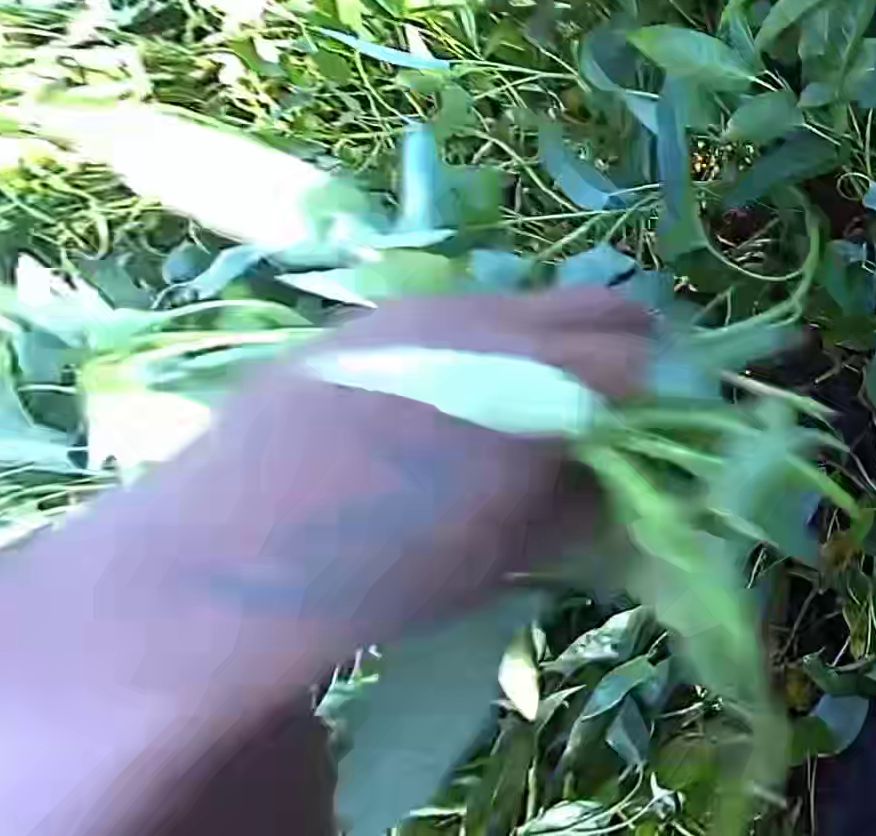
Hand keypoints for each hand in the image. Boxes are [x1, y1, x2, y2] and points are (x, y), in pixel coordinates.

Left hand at [130, 288, 651, 640]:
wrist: (209, 573)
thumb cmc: (391, 570)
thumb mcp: (518, 545)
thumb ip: (592, 497)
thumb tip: (634, 474)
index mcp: (536, 386)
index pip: (639, 360)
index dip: (666, 387)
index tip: (666, 417)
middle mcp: (491, 325)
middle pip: (601, 307)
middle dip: (634, 341)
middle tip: (632, 390)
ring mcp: (430, 310)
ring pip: (538, 302)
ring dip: (567, 338)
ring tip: (547, 391)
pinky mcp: (378, 317)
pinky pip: (473, 310)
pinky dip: (503, 340)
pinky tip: (469, 389)